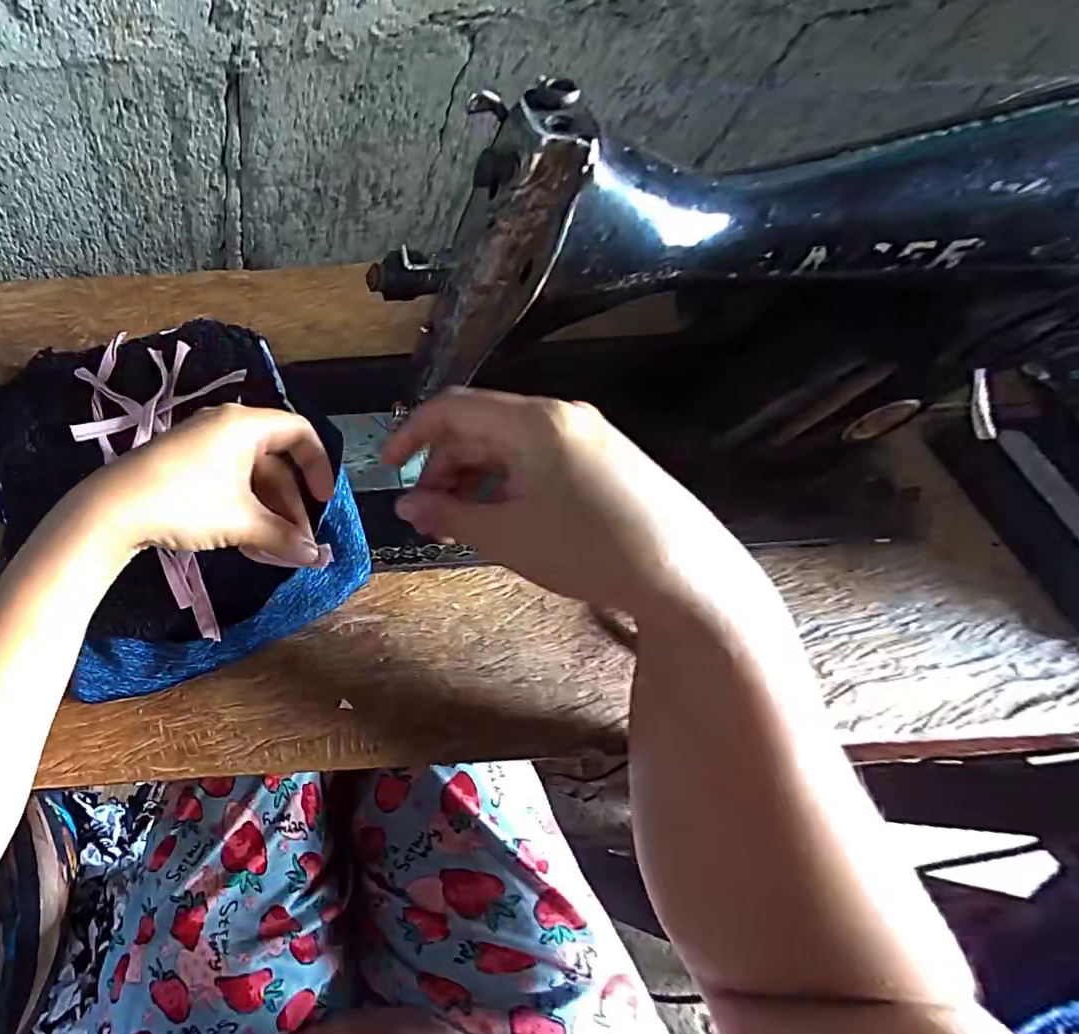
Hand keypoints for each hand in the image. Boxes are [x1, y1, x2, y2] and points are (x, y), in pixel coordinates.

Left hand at [70, 404, 335, 566]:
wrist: (112, 508)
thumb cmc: (185, 503)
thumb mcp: (241, 522)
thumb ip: (282, 536)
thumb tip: (313, 556)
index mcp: (244, 424)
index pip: (299, 433)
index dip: (319, 466)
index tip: (323, 501)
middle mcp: (224, 427)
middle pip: (273, 464)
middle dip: (289, 507)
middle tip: (297, 544)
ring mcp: (200, 446)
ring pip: (248, 479)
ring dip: (266, 515)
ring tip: (273, 552)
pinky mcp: (181, 466)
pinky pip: (225, 484)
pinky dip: (241, 511)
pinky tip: (247, 544)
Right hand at [381, 388, 760, 618]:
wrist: (690, 579)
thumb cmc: (588, 549)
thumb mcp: (503, 535)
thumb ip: (445, 513)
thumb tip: (405, 504)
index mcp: (532, 423)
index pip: (451, 408)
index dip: (410, 435)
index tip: (388, 470)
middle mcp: (558, 418)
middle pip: (475, 429)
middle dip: (439, 469)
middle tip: (424, 516)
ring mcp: (583, 438)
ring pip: (501, 447)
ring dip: (467, 481)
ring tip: (455, 525)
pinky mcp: (599, 460)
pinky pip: (530, 461)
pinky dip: (500, 485)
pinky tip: (495, 520)